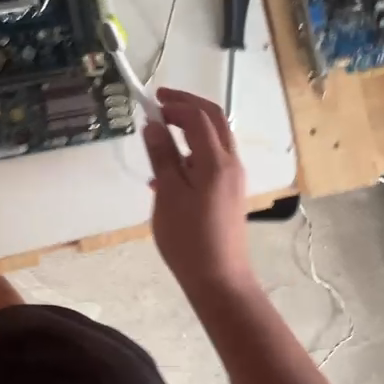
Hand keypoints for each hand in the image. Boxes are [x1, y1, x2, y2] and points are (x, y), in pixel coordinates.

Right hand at [143, 88, 253, 298]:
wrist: (220, 281)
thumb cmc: (189, 239)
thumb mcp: (168, 194)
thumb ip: (162, 156)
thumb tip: (154, 125)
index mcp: (216, 161)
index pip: (198, 117)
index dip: (175, 104)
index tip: (151, 102)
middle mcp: (231, 163)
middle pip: (214, 119)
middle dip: (188, 105)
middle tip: (161, 102)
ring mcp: (233, 178)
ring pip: (215, 138)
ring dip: (191, 127)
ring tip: (160, 133)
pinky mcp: (230, 192)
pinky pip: (213, 158)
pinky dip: (193, 150)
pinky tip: (167, 170)